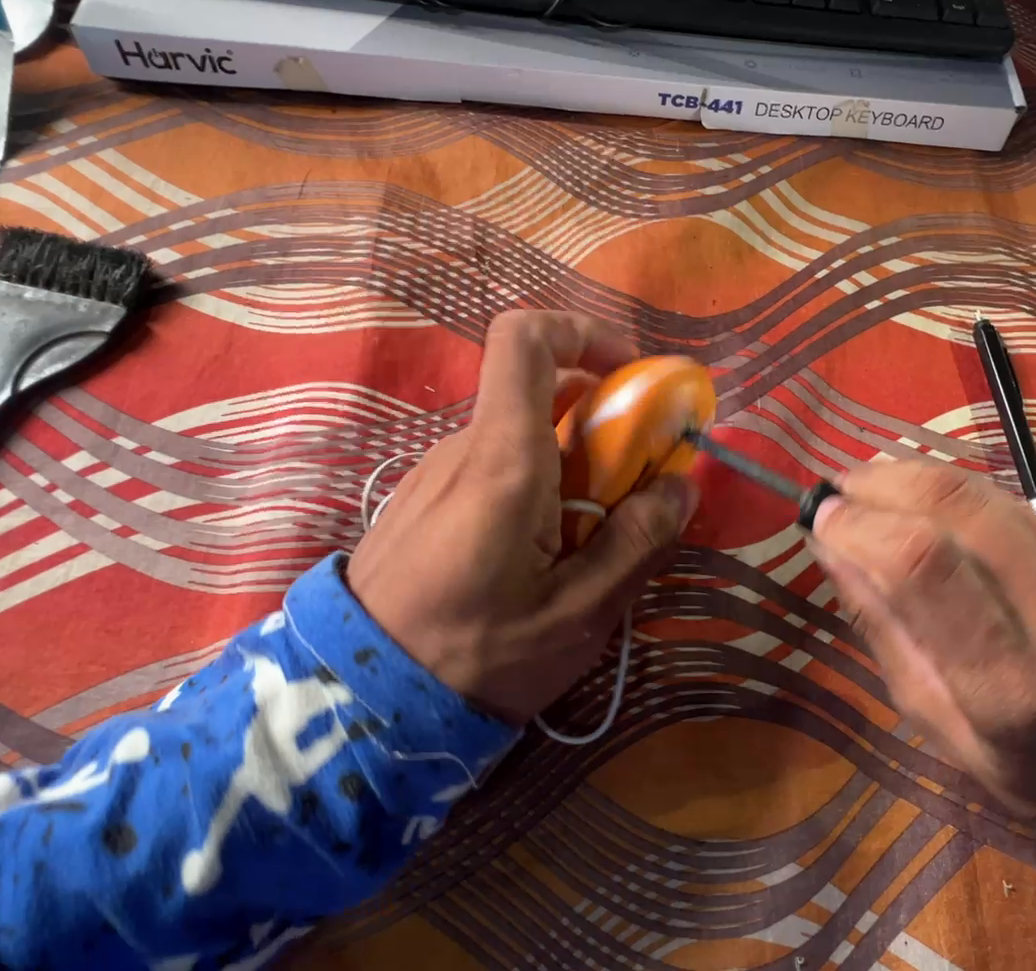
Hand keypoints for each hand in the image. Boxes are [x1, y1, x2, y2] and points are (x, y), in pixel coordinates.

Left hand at [345, 311, 697, 723]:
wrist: (355, 702)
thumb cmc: (474, 657)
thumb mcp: (577, 613)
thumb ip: (637, 542)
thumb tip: (680, 485)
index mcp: (503, 459)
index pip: (526, 338)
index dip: (584, 333)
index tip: (631, 377)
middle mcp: (463, 449)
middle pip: (539, 393)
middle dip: (602, 421)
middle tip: (636, 485)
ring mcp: (436, 474)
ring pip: (520, 437)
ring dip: (572, 463)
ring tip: (590, 540)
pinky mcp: (423, 503)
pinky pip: (493, 469)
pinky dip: (536, 486)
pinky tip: (541, 558)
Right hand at [810, 460, 1035, 838]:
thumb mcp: (944, 730)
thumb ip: (887, 633)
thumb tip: (834, 545)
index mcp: (1012, 688)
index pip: (920, 566)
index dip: (858, 525)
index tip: (821, 517)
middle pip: (956, 507)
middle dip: (882, 483)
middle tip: (844, 487)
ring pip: (992, 495)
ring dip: (921, 481)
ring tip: (882, 489)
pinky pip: (1029, 512)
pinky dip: (976, 511)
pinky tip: (964, 531)